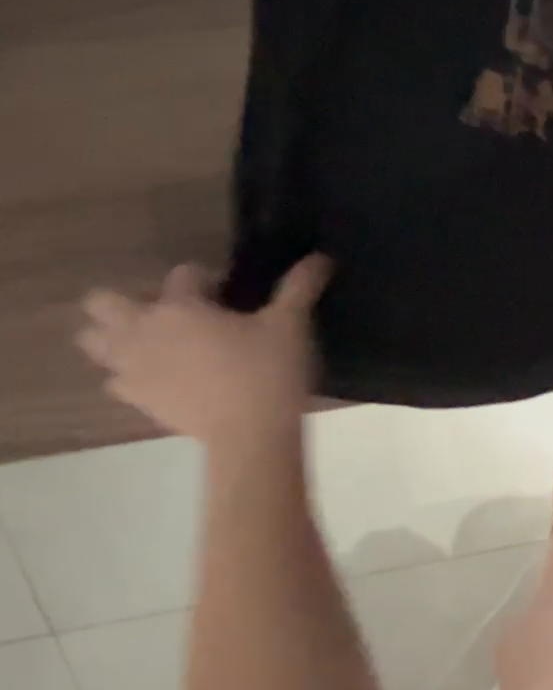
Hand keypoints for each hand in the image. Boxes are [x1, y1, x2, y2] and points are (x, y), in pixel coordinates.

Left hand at [77, 256, 330, 442]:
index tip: (232, 292)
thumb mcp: (291, 325)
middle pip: (103, 302)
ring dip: (119, 335)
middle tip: (176, 313)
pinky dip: (134, 373)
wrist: (250, 432)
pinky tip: (164, 377)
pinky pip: (116, 378)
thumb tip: (320, 257)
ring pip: (94, 340)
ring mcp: (131, 366)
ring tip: (159, 343)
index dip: (209, 278)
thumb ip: (299, 288)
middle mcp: (141, 330)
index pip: (183, 274)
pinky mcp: (134, 396)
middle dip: (132, 300)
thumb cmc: (269, 370)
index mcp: (179, 307)